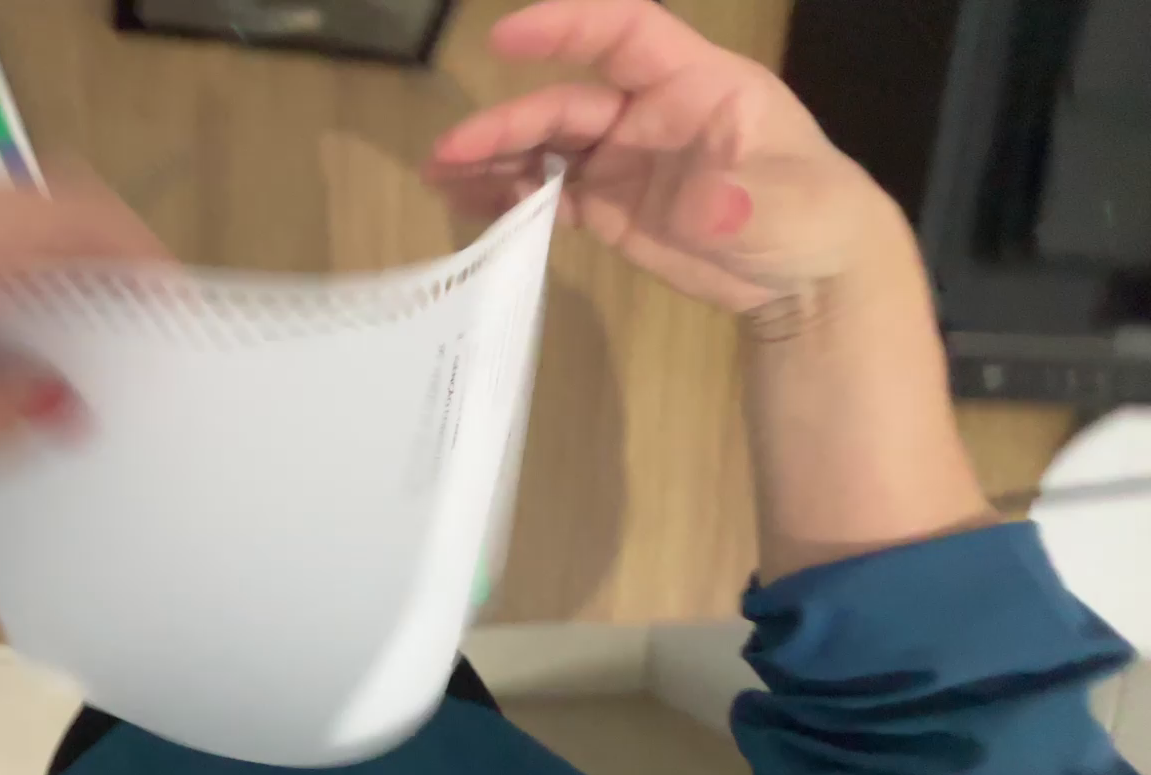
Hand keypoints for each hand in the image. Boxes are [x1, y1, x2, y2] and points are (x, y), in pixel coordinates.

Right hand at [425, 0, 892, 313]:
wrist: (798, 273)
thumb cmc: (809, 217)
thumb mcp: (786, 205)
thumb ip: (742, 199)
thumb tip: (706, 204)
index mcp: (694, 89)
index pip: (624, 37)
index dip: (566, 30)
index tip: (503, 38)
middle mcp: (646, 116)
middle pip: (563, 109)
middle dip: (503, 127)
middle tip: (446, 153)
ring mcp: (619, 164)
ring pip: (544, 152)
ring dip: (490, 162)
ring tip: (437, 177)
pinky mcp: (602, 207)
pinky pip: (545, 197)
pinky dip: (507, 200)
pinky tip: (468, 206)